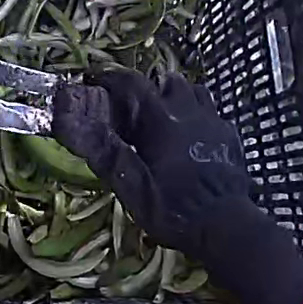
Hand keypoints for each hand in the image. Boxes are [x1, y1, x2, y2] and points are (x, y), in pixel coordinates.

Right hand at [53, 69, 302, 303]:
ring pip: (191, 91)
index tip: (95, 81)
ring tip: (162, 116)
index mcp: (160, 118)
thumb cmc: (173, 207)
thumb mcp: (131, 185)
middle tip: (131, 108)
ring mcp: (213, 120)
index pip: (131, 83)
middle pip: (164, 81)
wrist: (227, 225)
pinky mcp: (230, 135)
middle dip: (146, 89)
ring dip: (173, 97)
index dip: (110, 78)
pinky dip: (195, 115)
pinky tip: (189, 136)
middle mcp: (187, 110)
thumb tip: (72, 123)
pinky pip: (209, 111)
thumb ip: (104, 151)